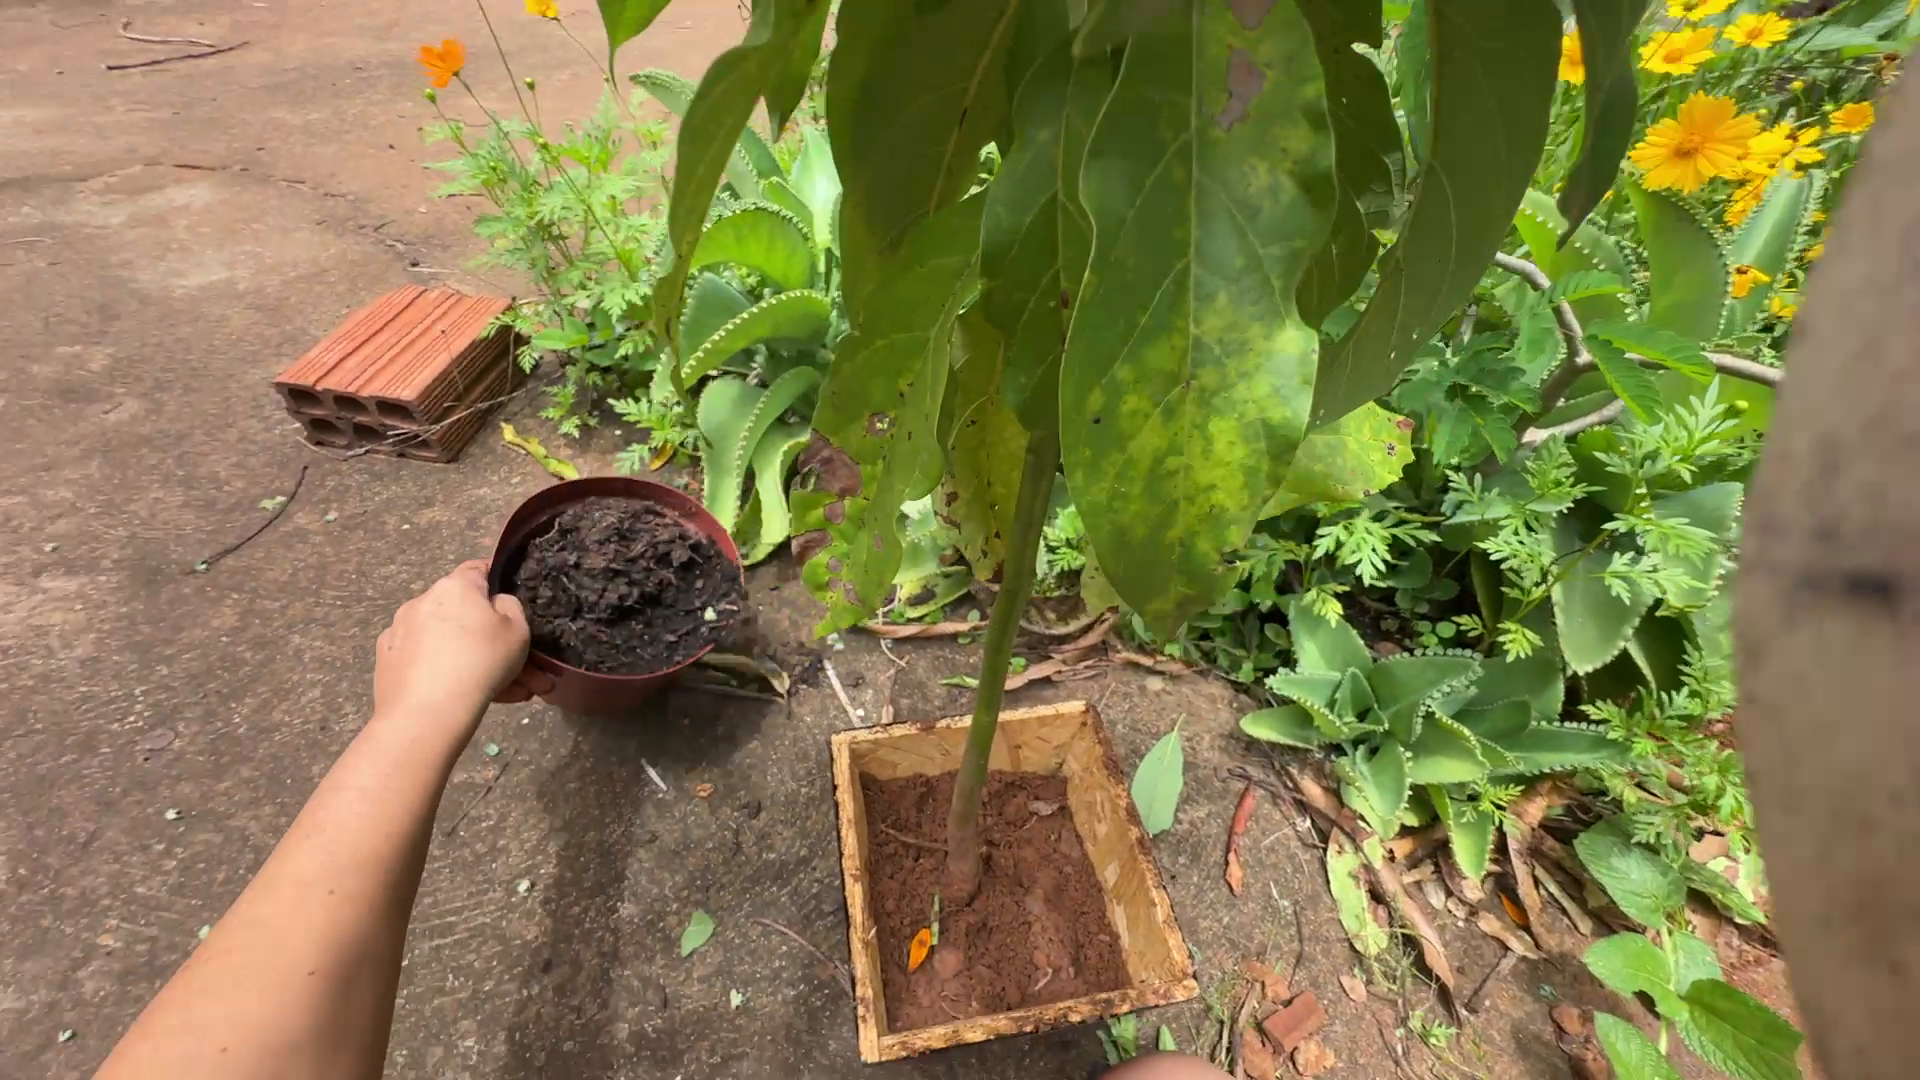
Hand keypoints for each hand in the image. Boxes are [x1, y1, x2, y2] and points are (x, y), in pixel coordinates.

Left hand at [373, 561, 554, 728]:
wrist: (427, 711)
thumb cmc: (482, 660)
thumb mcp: (519, 630)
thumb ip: (510, 606)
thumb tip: (494, 603)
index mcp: (455, 587)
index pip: (477, 568)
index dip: (496, 577)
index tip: (509, 596)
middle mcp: (422, 601)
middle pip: (465, 613)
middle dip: (495, 638)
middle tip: (521, 665)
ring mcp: (399, 631)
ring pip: (450, 641)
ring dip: (477, 659)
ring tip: (507, 692)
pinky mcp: (386, 659)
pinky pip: (427, 657)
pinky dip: (446, 668)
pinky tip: (466, 693)